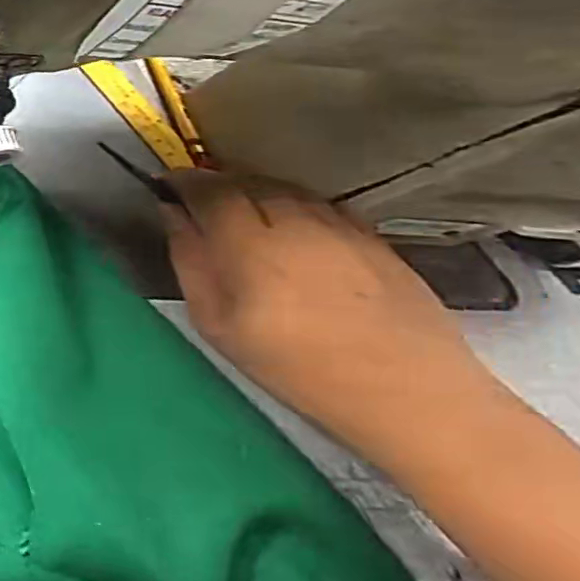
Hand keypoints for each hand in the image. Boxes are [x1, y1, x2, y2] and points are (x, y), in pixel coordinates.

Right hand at [160, 169, 501, 453]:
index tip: (166, 184)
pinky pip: (322, 204)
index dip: (183, 181)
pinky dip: (295, 204)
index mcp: (251, 246)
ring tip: (242, 209)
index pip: (209, 191)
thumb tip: (173, 215)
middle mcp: (296, 224)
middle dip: (216, 183)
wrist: (413, 399)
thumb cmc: (297, 368)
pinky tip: (292, 227)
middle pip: (247, 182)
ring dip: (255, 190)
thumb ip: (190, 261)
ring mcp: (342, 228)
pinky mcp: (376, 239)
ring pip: (285, 188)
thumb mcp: (217, 324)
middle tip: (198, 198)